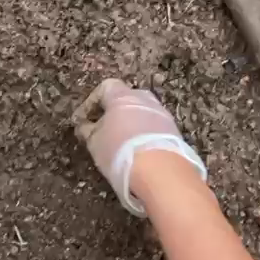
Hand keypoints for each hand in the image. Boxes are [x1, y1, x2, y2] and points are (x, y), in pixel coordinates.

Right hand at [72, 79, 205, 214]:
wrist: (161, 172)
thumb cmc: (120, 151)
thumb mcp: (94, 142)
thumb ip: (87, 130)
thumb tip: (85, 126)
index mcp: (122, 96)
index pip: (105, 87)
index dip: (91, 102)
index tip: (84, 120)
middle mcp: (145, 100)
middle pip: (128, 97)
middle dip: (115, 111)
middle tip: (105, 129)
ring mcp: (163, 115)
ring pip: (143, 113)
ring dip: (132, 124)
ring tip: (122, 143)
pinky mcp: (175, 132)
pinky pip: (155, 128)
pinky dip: (145, 135)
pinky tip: (138, 152)